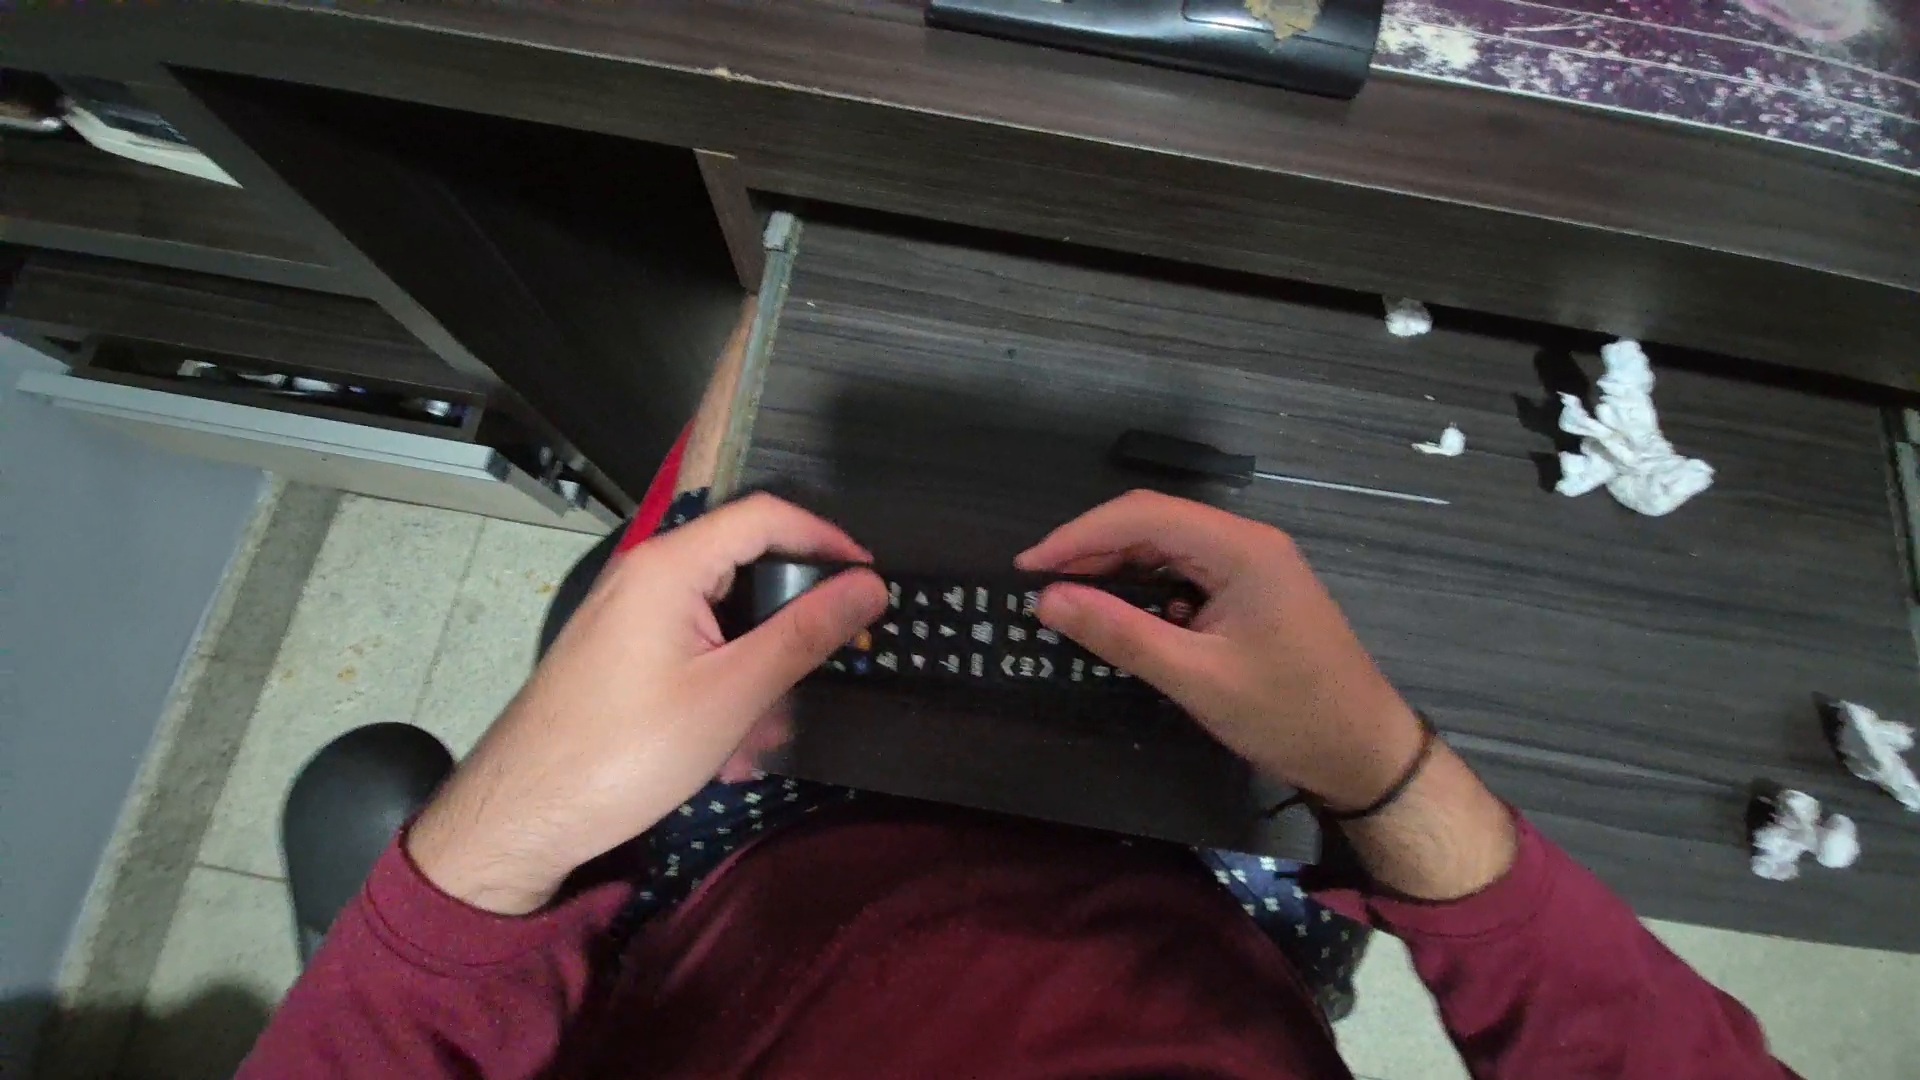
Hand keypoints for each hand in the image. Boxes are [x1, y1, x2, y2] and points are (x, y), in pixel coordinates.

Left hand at [407, 495, 885, 914]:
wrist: (517, 820)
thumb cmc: (630, 750)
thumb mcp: (733, 692)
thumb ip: (807, 632)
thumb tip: (870, 585)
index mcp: (670, 565)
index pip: (765, 516)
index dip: (826, 536)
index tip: (870, 577)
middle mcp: (648, 572)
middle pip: (746, 562)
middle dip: (795, 613)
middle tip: (835, 655)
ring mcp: (632, 611)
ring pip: (725, 613)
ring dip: (762, 661)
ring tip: (773, 725)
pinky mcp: (625, 647)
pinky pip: (697, 644)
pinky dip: (729, 679)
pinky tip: (735, 740)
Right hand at [1016, 490, 1425, 812]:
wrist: (1363, 754)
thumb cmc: (1287, 714)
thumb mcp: (1196, 677)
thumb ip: (1120, 633)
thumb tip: (1047, 601)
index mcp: (1240, 548)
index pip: (1143, 516)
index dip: (1078, 535)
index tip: (1028, 566)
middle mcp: (1243, 542)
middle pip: (1151, 523)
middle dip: (1090, 548)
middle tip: (1040, 585)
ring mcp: (1247, 564)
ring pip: (1163, 545)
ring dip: (1112, 566)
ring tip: (1065, 596)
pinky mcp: (1245, 589)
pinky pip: (1180, 571)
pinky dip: (1139, 586)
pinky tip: (1114, 610)